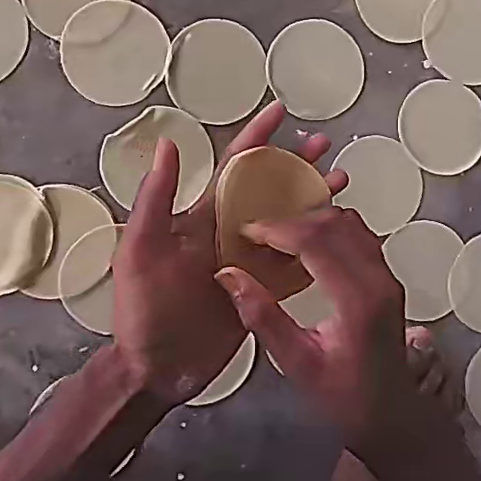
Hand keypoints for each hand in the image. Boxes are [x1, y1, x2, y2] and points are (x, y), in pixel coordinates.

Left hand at [111, 102, 338, 404]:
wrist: (156, 369)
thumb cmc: (142, 309)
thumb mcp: (139, 250)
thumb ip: (156, 200)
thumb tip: (168, 144)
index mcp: (203, 216)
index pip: (235, 167)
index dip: (257, 136)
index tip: (280, 111)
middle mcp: (230, 231)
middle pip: (271, 188)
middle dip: (296, 163)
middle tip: (324, 146)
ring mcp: (249, 260)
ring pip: (289, 220)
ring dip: (313, 198)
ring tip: (340, 181)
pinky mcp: (263, 289)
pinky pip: (294, 261)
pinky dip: (316, 244)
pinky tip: (337, 234)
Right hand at [215, 207, 459, 467]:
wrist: (392, 412)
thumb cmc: (346, 397)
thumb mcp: (297, 364)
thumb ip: (263, 318)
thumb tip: (228, 276)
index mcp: (358, 300)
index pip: (317, 242)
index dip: (279, 230)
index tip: (248, 232)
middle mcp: (379, 280)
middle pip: (336, 224)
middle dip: (293, 221)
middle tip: (259, 234)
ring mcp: (388, 276)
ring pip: (352, 224)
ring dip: (314, 221)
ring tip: (279, 237)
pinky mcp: (388, 278)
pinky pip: (360, 236)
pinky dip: (331, 230)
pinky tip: (306, 246)